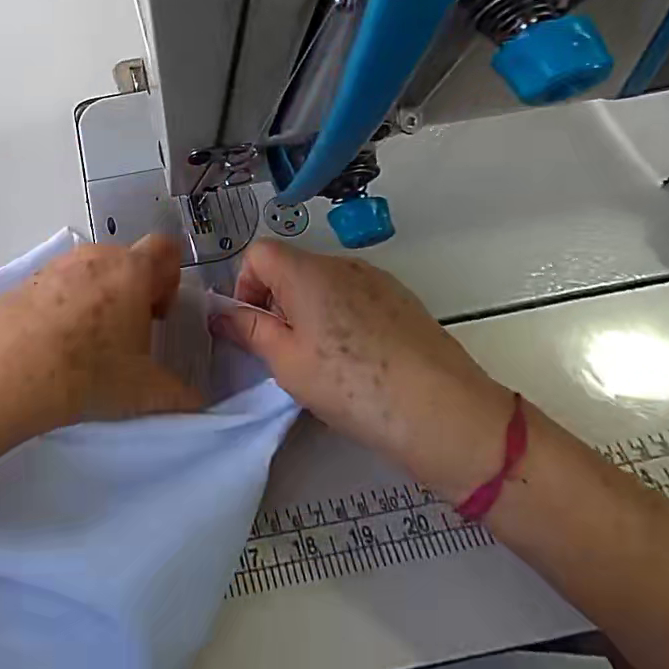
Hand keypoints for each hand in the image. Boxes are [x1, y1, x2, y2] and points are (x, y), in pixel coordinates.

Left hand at [0, 236, 206, 477]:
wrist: (5, 371)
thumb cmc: (87, 372)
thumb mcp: (145, 392)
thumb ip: (181, 395)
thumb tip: (200, 405)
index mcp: (131, 271)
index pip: (166, 249)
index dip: (169, 279)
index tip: (158, 314)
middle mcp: (93, 257)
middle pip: (125, 262)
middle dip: (133, 292)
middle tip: (126, 336)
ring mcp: (54, 266)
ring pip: (89, 272)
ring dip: (97, 298)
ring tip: (86, 343)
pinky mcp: (23, 279)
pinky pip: (56, 284)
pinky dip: (63, 304)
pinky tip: (53, 341)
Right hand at [208, 239, 513, 500]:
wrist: (446, 414)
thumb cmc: (351, 384)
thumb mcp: (285, 362)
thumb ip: (248, 330)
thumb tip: (221, 314)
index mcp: (307, 272)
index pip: (257, 254)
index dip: (246, 286)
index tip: (255, 324)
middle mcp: (342, 265)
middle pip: (291, 266)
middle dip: (277, 300)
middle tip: (285, 348)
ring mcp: (377, 280)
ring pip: (323, 283)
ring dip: (309, 309)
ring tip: (323, 357)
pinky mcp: (403, 300)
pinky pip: (354, 296)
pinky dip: (341, 316)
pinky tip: (357, 357)